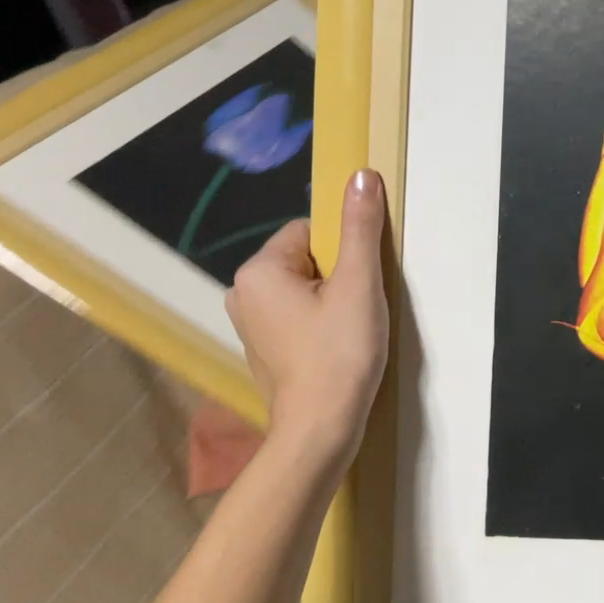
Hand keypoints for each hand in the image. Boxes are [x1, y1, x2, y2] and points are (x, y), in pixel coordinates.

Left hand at [226, 169, 389, 467]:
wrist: (321, 428)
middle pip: (308, 258)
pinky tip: (339, 346)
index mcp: (258, 270)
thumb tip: (360, 174)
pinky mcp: (263, 348)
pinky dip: (322, 322)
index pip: (312, 231)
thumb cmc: (339, 352)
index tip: (362, 280)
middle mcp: (242, 291)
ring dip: (334, 299)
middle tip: (361, 306)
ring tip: (353, 328)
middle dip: (340, 275)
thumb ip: (360, 227)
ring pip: (306, 288)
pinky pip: (298, 314)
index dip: (345, 250)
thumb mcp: (358, 284)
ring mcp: (250, 323)